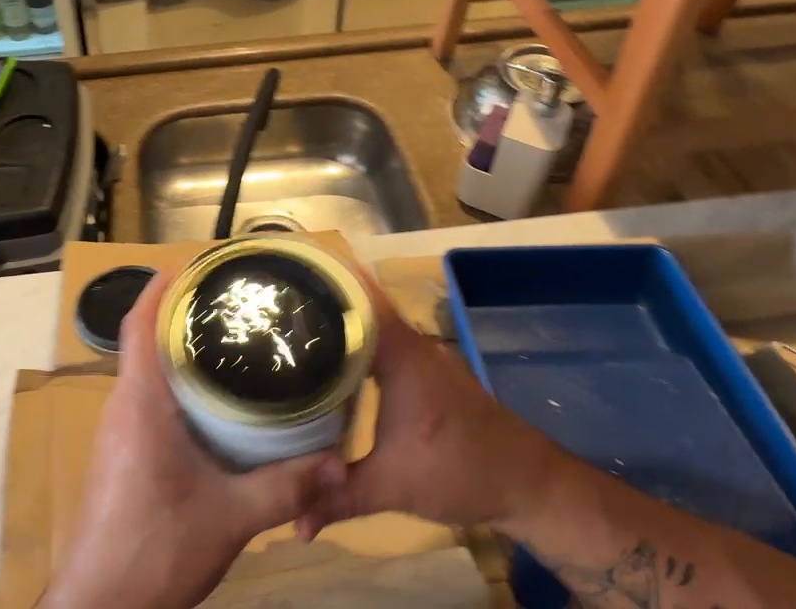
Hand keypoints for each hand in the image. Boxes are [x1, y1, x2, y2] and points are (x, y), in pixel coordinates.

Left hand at [41, 270, 346, 608]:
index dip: (162, 286)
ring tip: (238, 342)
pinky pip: (152, 400)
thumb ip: (285, 487)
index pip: (141, 323)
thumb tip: (338, 461)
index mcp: (141, 402)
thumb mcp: (230, 518)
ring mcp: (120, 431)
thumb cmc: (154, 548)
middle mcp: (124, 406)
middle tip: (239, 301)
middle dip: (187, 314)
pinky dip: (182, 386)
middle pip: (148, 340)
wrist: (100, 608)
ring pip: (151, 372)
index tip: (198, 262)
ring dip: (185, 352)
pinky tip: (221, 403)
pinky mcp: (125, 454)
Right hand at [296, 281, 554, 539]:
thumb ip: (340, 498)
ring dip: (337, 322)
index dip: (323, 282)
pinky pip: (380, 343)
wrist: (527, 483)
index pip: (358, 300)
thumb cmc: (462, 471)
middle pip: (358, 307)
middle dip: (318, 301)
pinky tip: (326, 359)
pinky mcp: (424, 372)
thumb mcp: (394, 487)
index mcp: (401, 355)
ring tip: (285, 324)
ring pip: (370, 325)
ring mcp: (420, 357)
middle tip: (268, 303)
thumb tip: (292, 523)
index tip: (283, 272)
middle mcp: (410, 344)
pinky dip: (354, 343)